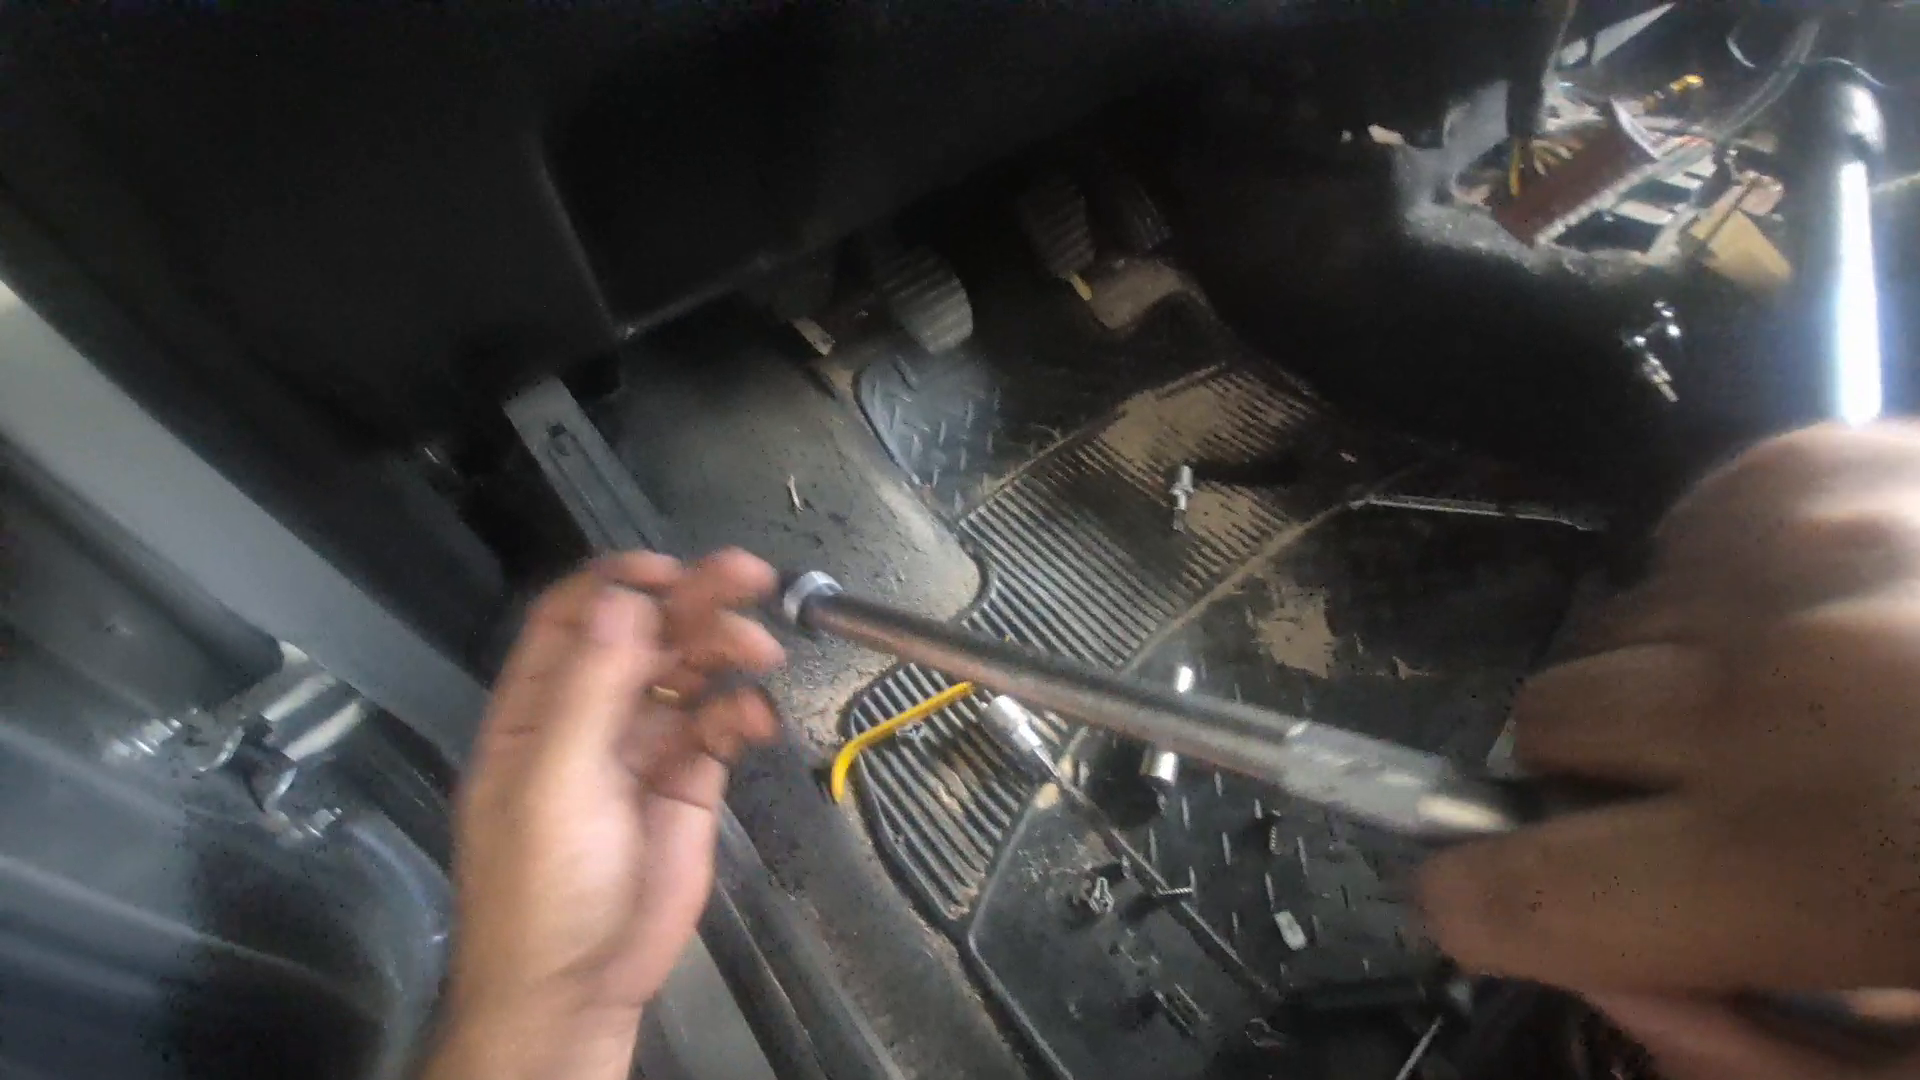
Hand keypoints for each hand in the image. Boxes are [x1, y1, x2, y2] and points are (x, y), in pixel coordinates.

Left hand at [423, 550, 784, 1079]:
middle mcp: (596, 711)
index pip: (576, 617)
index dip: (620, 582)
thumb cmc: (547, 886)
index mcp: (543, 706)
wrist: (584, 986)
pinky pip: (722, 723)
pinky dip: (744, 713)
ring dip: (729, 651)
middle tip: (751, 576)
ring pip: (693, 670)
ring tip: (763, 652)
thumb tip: (621, 601)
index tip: (671, 569)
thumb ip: (588, 689)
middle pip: (649, 633)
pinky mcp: (692, 775)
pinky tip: (757, 723)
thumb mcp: (556, 783)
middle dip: (697, 600)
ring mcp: (648, 741)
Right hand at [1420, 424, 1919, 1079]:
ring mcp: (1796, 549)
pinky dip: (1718, 600)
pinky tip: (1842, 624)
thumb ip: (1784, 1070)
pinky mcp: (1816, 470)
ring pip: (1607, 632)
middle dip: (1604, 776)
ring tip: (1814, 710)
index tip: (1484, 910)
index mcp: (1833, 846)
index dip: (1481, 909)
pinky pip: (1670, 547)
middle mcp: (1786, 673)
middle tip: (1720, 808)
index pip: (1532, 890)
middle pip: (1547, 721)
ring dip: (1671, 687)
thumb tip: (1609, 979)